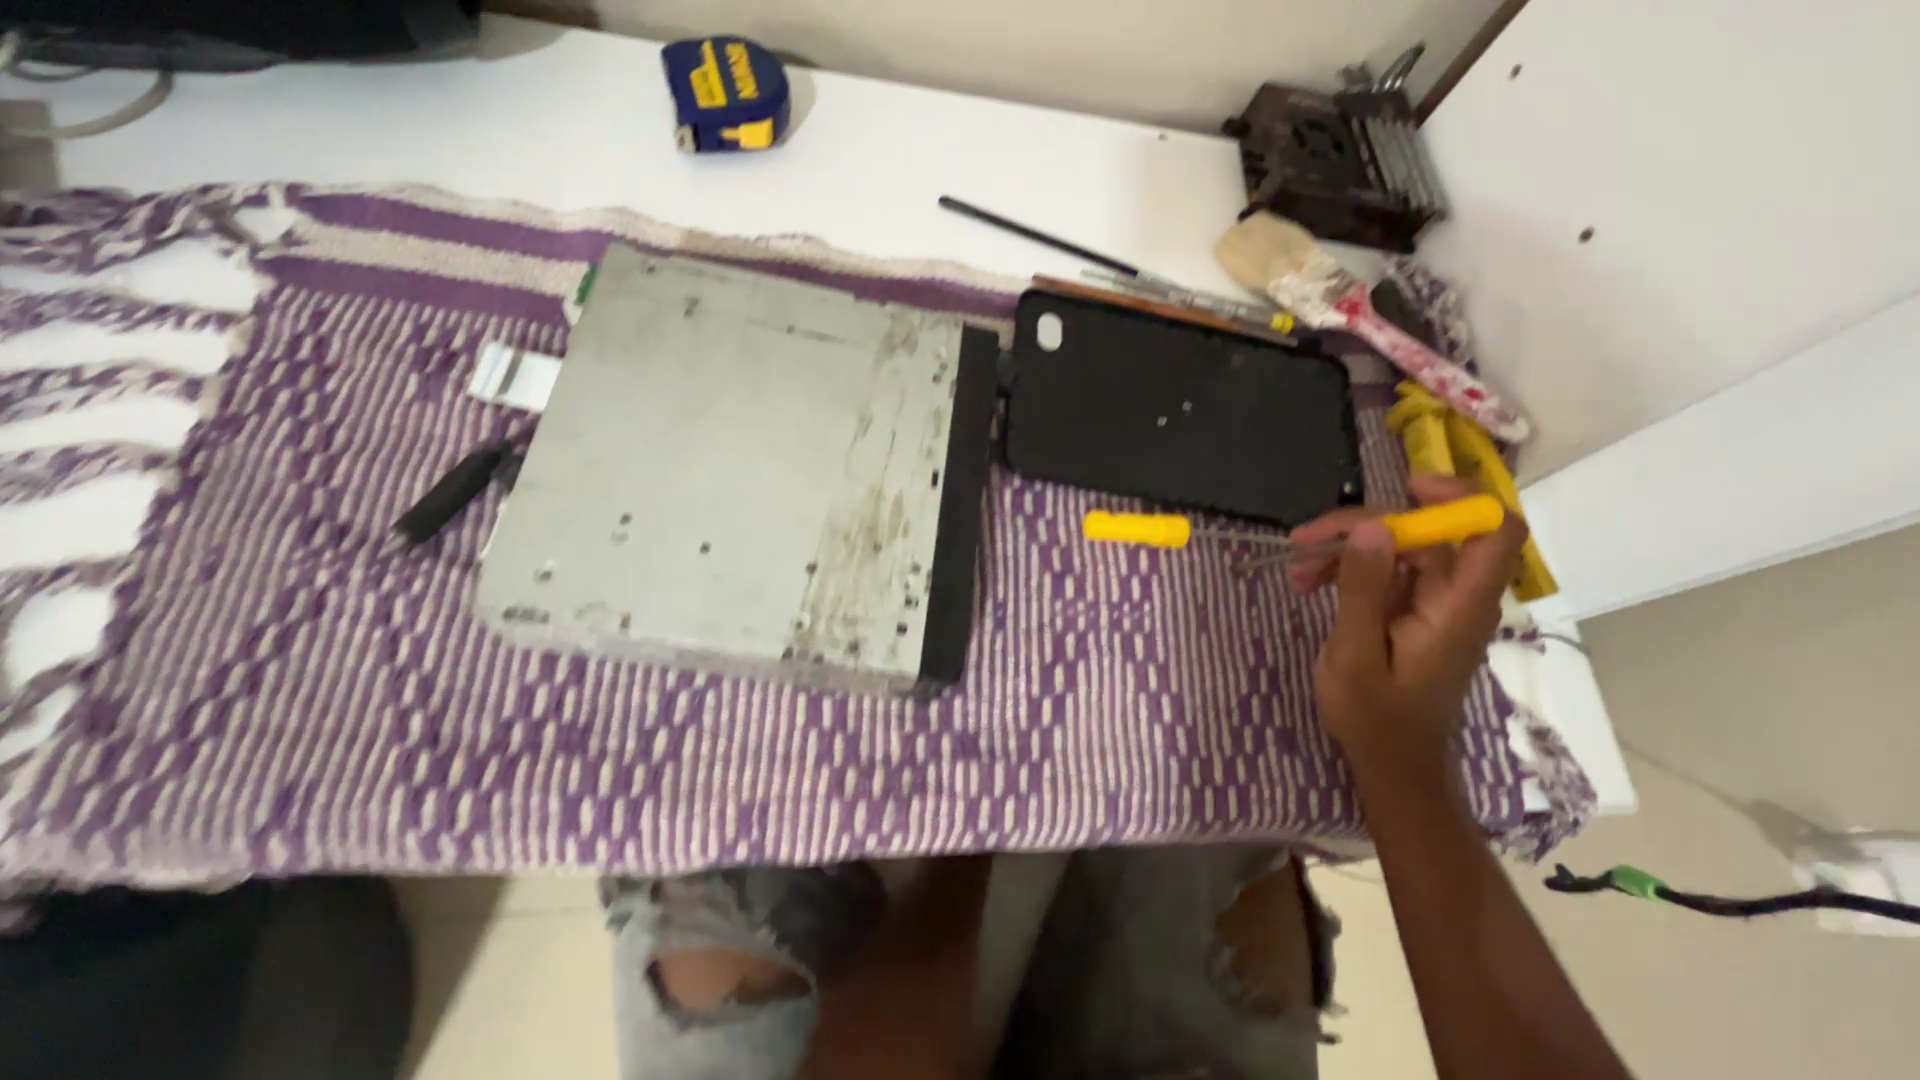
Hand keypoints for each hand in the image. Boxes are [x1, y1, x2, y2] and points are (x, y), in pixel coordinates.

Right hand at [1294, 474, 1527, 777]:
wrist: (1391, 764)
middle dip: (1364, 526)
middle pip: (1427, 533)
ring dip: (1346, 549)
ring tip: (1297, 571)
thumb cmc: (1376, 719)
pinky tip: (1310, 583)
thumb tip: (1371, 527)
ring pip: (1399, 549)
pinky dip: (1350, 569)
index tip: (1407, 488)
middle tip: (1304, 541)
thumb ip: (1364, 591)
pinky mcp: (1413, 612)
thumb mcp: (1355, 656)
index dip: (1460, 497)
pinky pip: (1388, 572)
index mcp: (1458, 609)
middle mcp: (1455, 598)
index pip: (1493, 532)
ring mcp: (1434, 603)